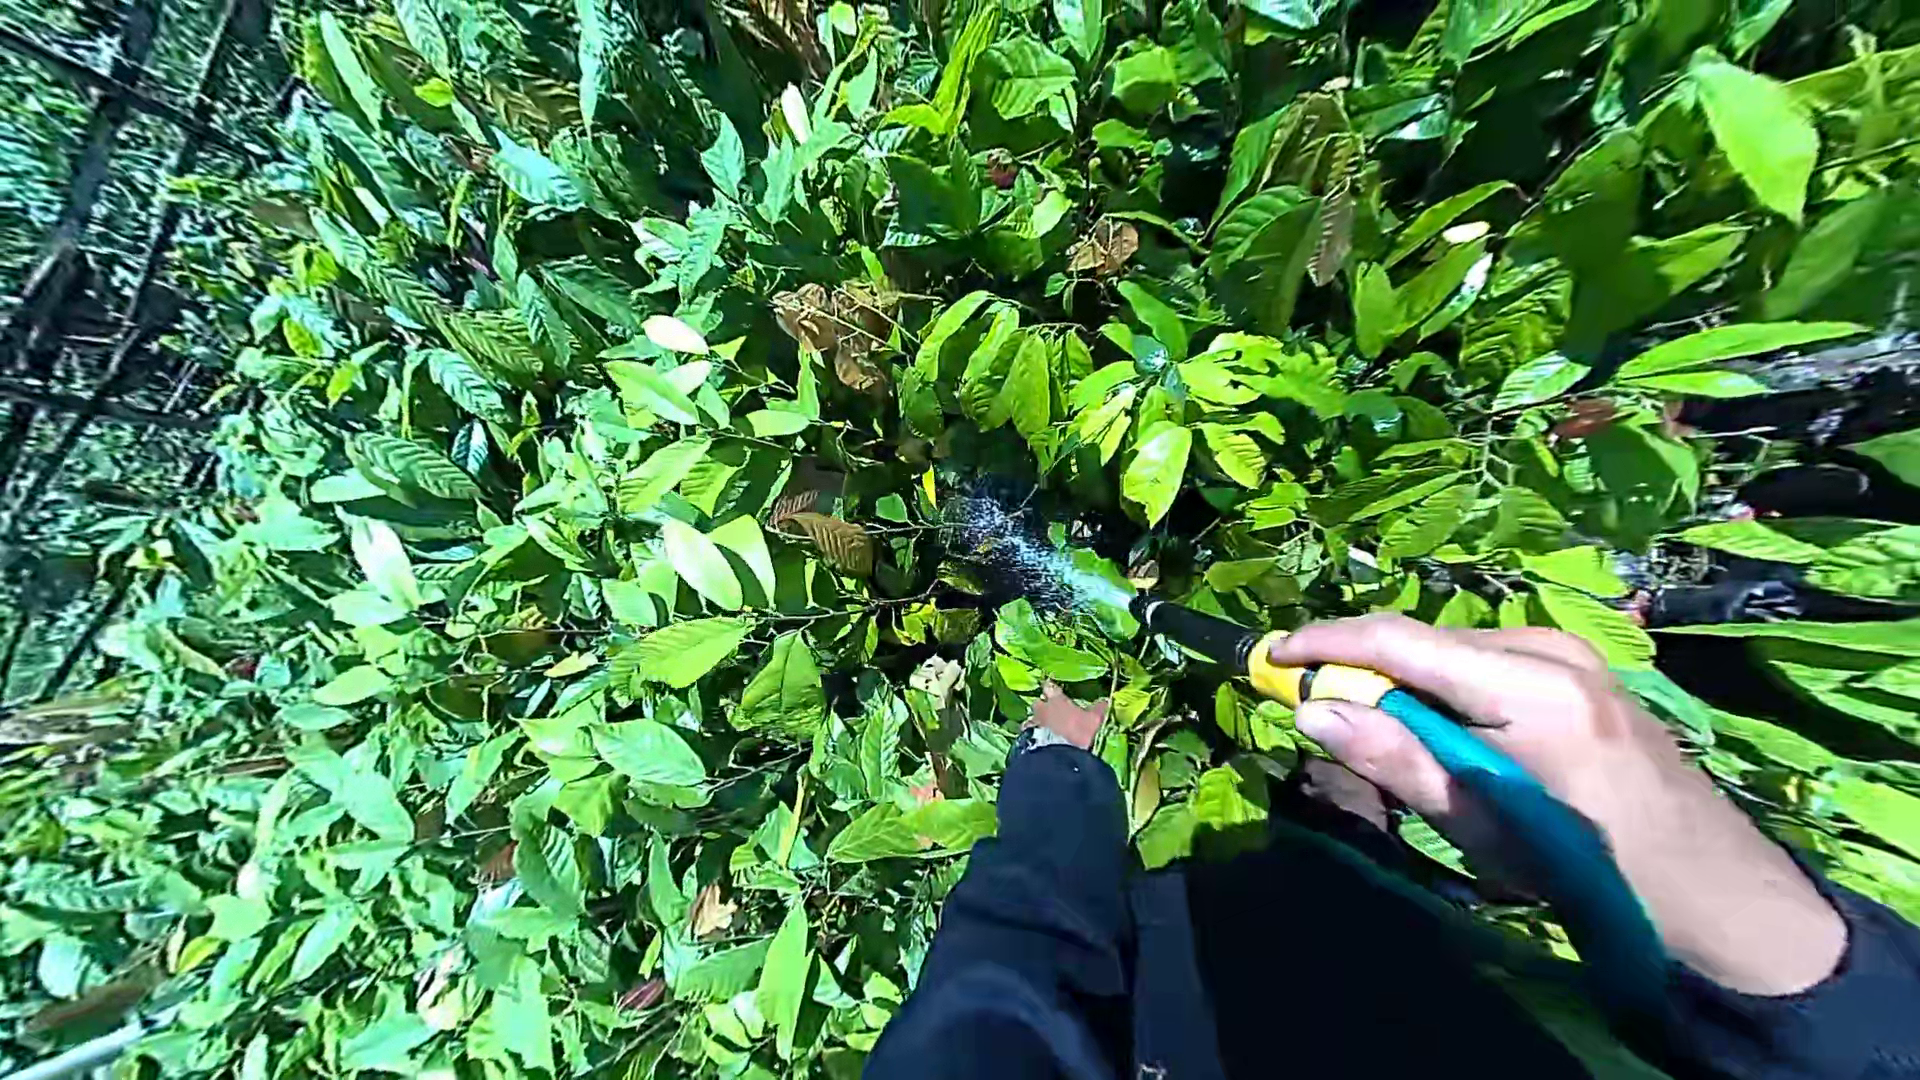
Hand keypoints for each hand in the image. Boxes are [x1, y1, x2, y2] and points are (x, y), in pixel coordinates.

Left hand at [1030, 681, 1106, 750]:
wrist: (1064, 761)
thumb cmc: (1082, 735)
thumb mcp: (1097, 720)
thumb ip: (1099, 709)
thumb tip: (1103, 701)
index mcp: (1056, 701)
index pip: (1050, 687)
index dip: (1052, 688)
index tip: (1052, 688)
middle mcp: (1041, 710)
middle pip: (1038, 704)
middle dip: (1043, 707)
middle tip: (1051, 713)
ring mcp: (1032, 727)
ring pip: (1031, 721)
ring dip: (1037, 724)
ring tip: (1045, 731)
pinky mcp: (1026, 743)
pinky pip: (1028, 737)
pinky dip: (1033, 738)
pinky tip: (1040, 745)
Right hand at [1270, 614, 1845, 995]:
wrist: (1717, 895)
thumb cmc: (1585, 866)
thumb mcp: (1472, 823)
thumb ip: (1387, 757)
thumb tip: (1306, 710)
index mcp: (1528, 686)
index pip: (1396, 640)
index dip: (1323, 641)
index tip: (1269, 654)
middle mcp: (1543, 647)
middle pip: (1411, 639)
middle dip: (1351, 664)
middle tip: (1308, 699)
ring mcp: (1560, 649)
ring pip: (1434, 645)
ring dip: (1388, 676)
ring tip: (1369, 721)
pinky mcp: (1564, 661)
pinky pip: (1464, 656)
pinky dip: (1425, 681)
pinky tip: (1427, 720)